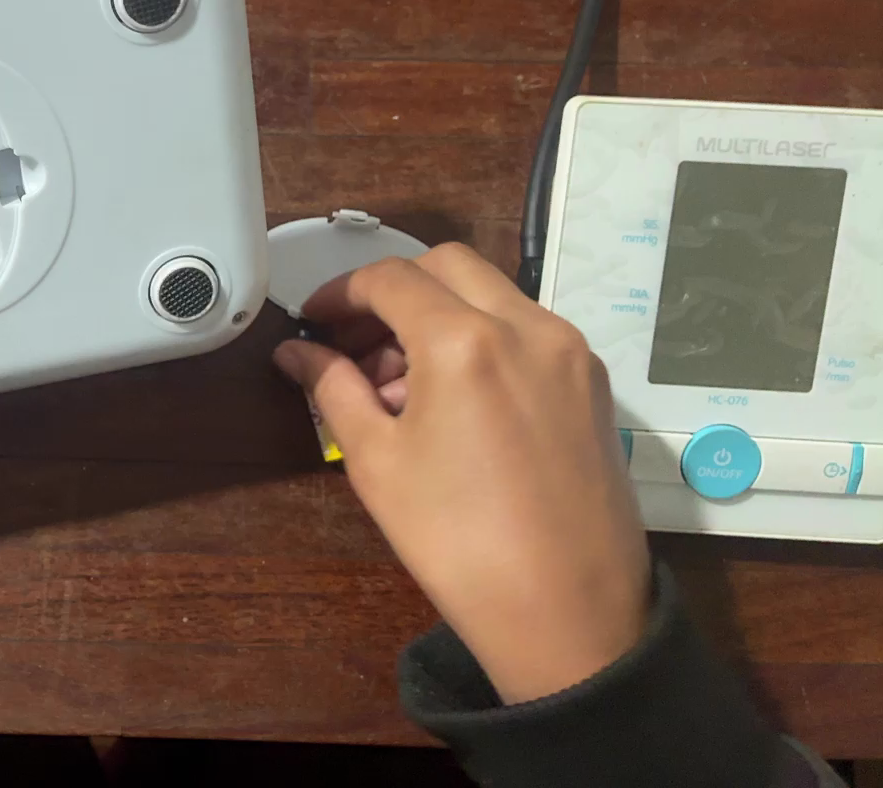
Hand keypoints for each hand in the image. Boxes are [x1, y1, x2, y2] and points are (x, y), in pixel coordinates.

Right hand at [272, 244, 649, 703]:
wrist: (569, 618)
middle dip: (387, 290)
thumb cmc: (453, 535)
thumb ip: (330, 385)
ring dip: (430, 313)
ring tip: (392, 378)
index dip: (337, 293)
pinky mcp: (590, 383)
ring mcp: (569, 353)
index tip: (310, 322)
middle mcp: (527, 328)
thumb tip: (293, 351)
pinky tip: (444, 395)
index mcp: (464, 342)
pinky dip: (472, 335)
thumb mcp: (373, 456)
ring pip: (486, 292)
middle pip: (443, 265)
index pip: (388, 279)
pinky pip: (519, 328)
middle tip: (351, 338)